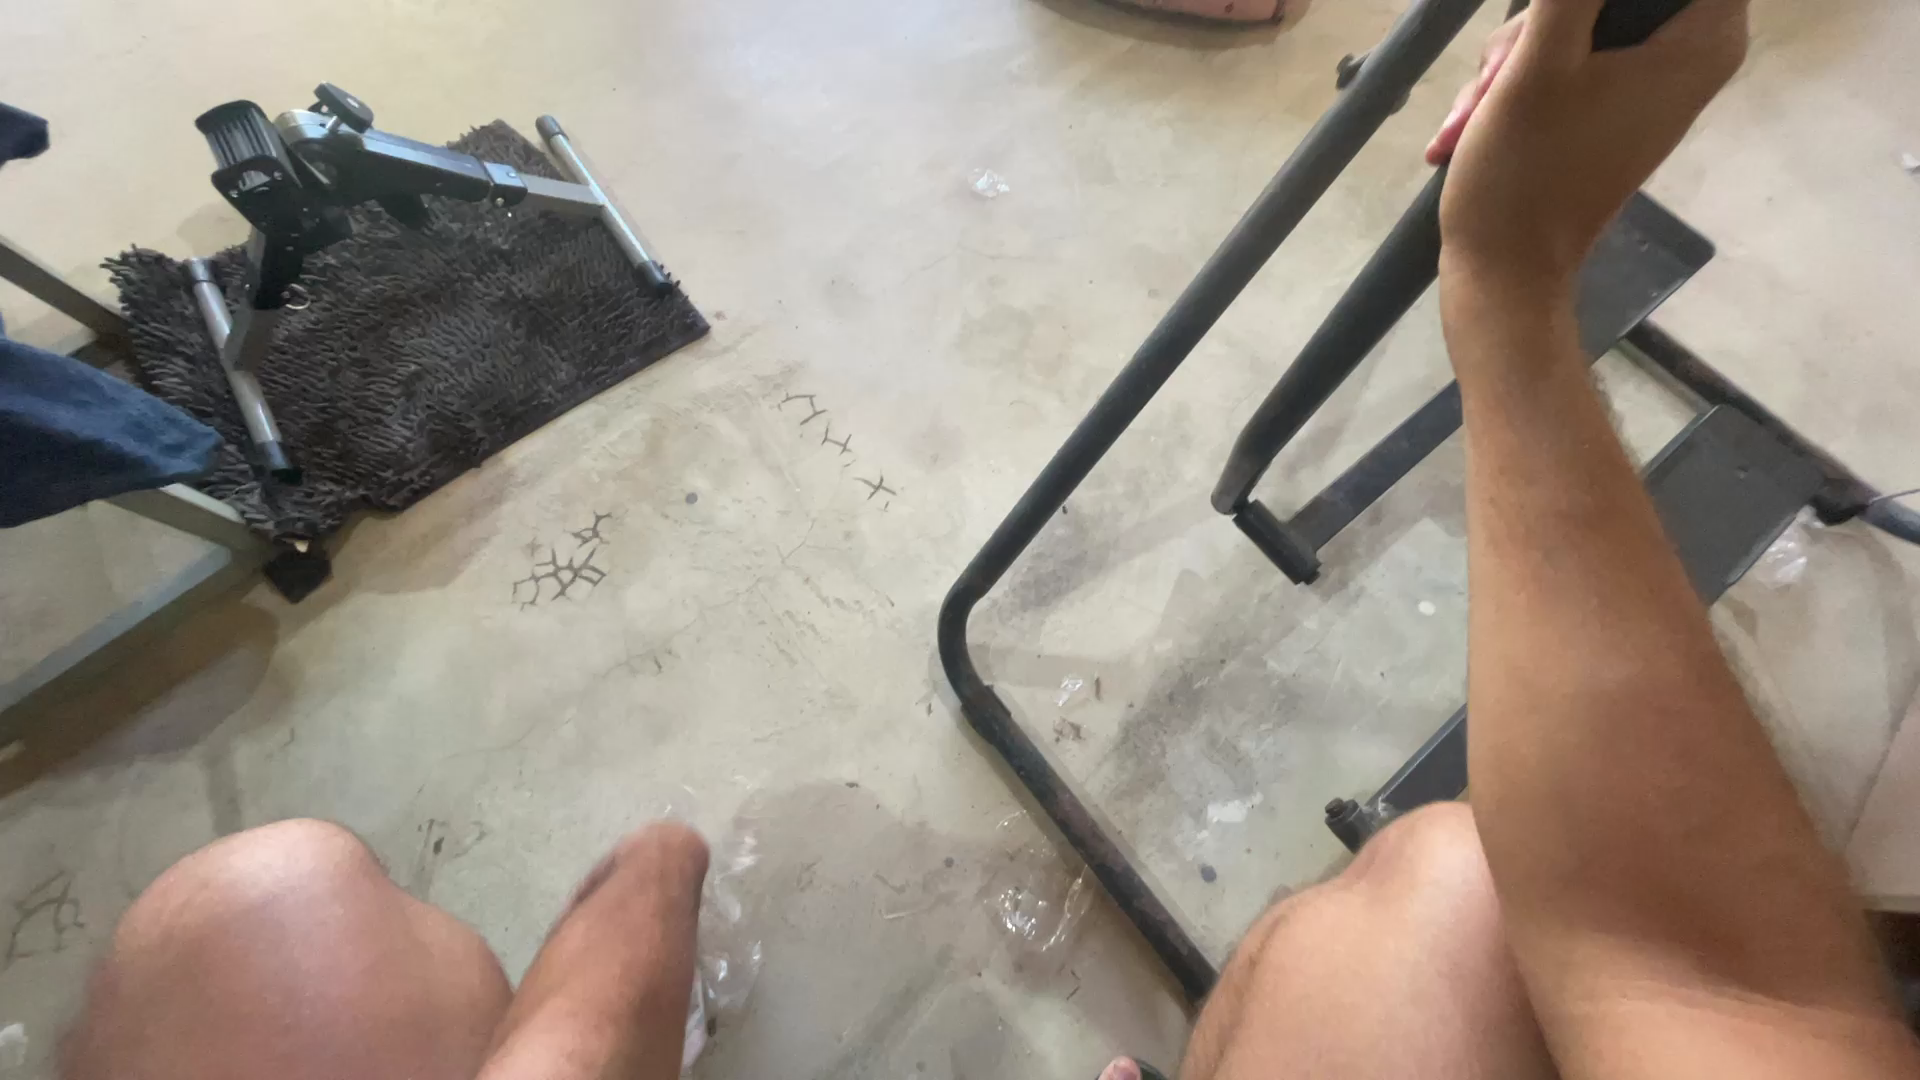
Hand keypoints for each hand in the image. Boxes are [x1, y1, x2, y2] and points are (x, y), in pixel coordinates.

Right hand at [1431, 0, 1749, 300]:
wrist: (1501, 272)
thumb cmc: (1523, 176)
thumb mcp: (1533, 67)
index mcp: (1702, 37)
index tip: (1542, 20)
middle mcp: (1687, 58)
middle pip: (1608, 2)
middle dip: (1527, 36)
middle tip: (1487, 81)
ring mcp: (1642, 94)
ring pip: (1572, 39)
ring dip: (1503, 73)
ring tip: (1462, 123)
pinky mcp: (1603, 122)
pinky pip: (1561, 79)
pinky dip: (1510, 99)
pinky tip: (1465, 133)